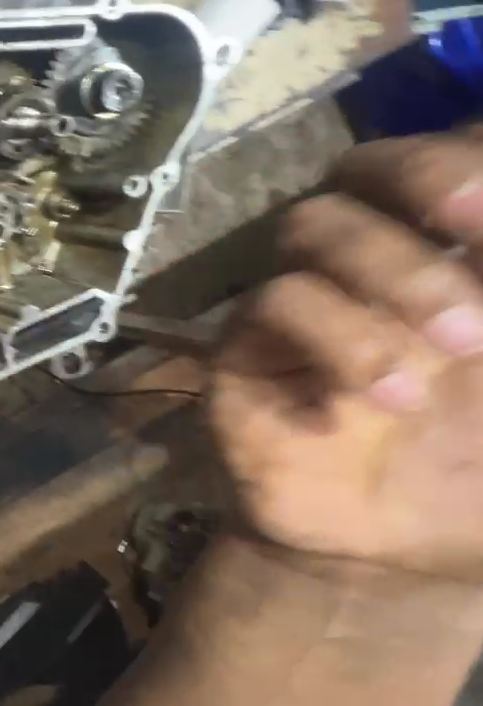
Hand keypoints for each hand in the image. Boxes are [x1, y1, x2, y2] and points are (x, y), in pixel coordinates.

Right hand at [211, 131, 482, 583]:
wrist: (401, 551)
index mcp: (462, 258)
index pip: (452, 159)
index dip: (469, 155)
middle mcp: (383, 261)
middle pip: (370, 166)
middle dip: (428, 176)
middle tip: (473, 218)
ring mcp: (309, 299)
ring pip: (314, 224)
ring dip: (395, 272)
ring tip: (460, 346)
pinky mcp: (246, 344)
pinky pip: (277, 303)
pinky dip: (342, 339)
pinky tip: (390, 395)